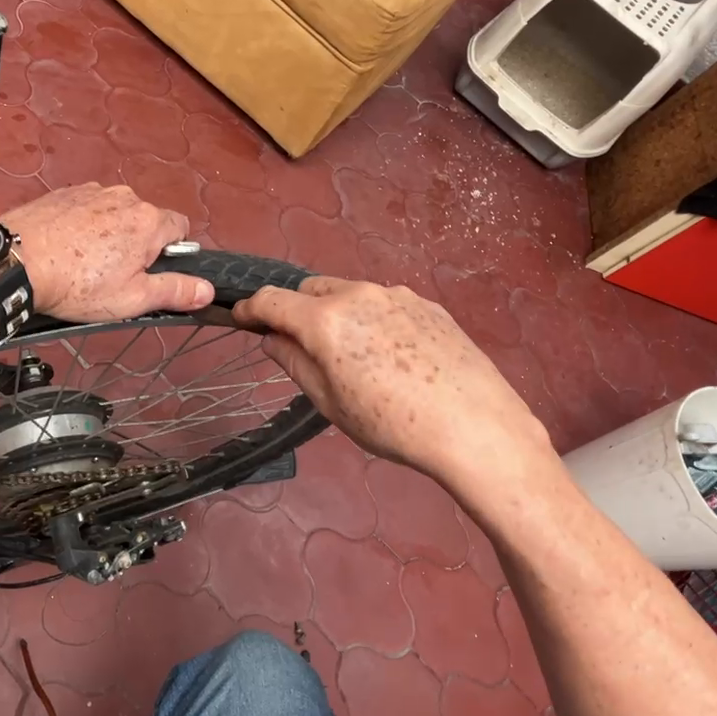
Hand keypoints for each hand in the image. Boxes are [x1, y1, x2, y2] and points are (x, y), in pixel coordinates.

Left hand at [0, 183, 213, 321]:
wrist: (16, 261)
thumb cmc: (77, 284)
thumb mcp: (133, 298)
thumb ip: (175, 291)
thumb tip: (208, 290)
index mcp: (149, 221)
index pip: (181, 229)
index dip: (170, 254)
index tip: (150, 274)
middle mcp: (125, 197)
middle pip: (145, 221)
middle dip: (137, 246)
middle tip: (113, 277)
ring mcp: (92, 191)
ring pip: (115, 214)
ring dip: (109, 235)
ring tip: (84, 265)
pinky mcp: (65, 193)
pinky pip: (87, 209)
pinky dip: (83, 226)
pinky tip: (66, 250)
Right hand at [232, 277, 554, 492]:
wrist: (475, 426)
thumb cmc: (392, 424)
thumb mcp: (330, 404)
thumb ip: (295, 363)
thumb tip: (273, 339)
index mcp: (325, 320)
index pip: (271, 300)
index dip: (250, 308)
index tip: (241, 318)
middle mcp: (357, 295)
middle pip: (310, 289)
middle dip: (296, 310)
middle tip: (300, 346)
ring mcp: (396, 295)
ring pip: (348, 293)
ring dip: (335, 313)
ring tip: (353, 356)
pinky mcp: (427, 304)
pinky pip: (384, 303)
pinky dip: (371, 319)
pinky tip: (392, 357)